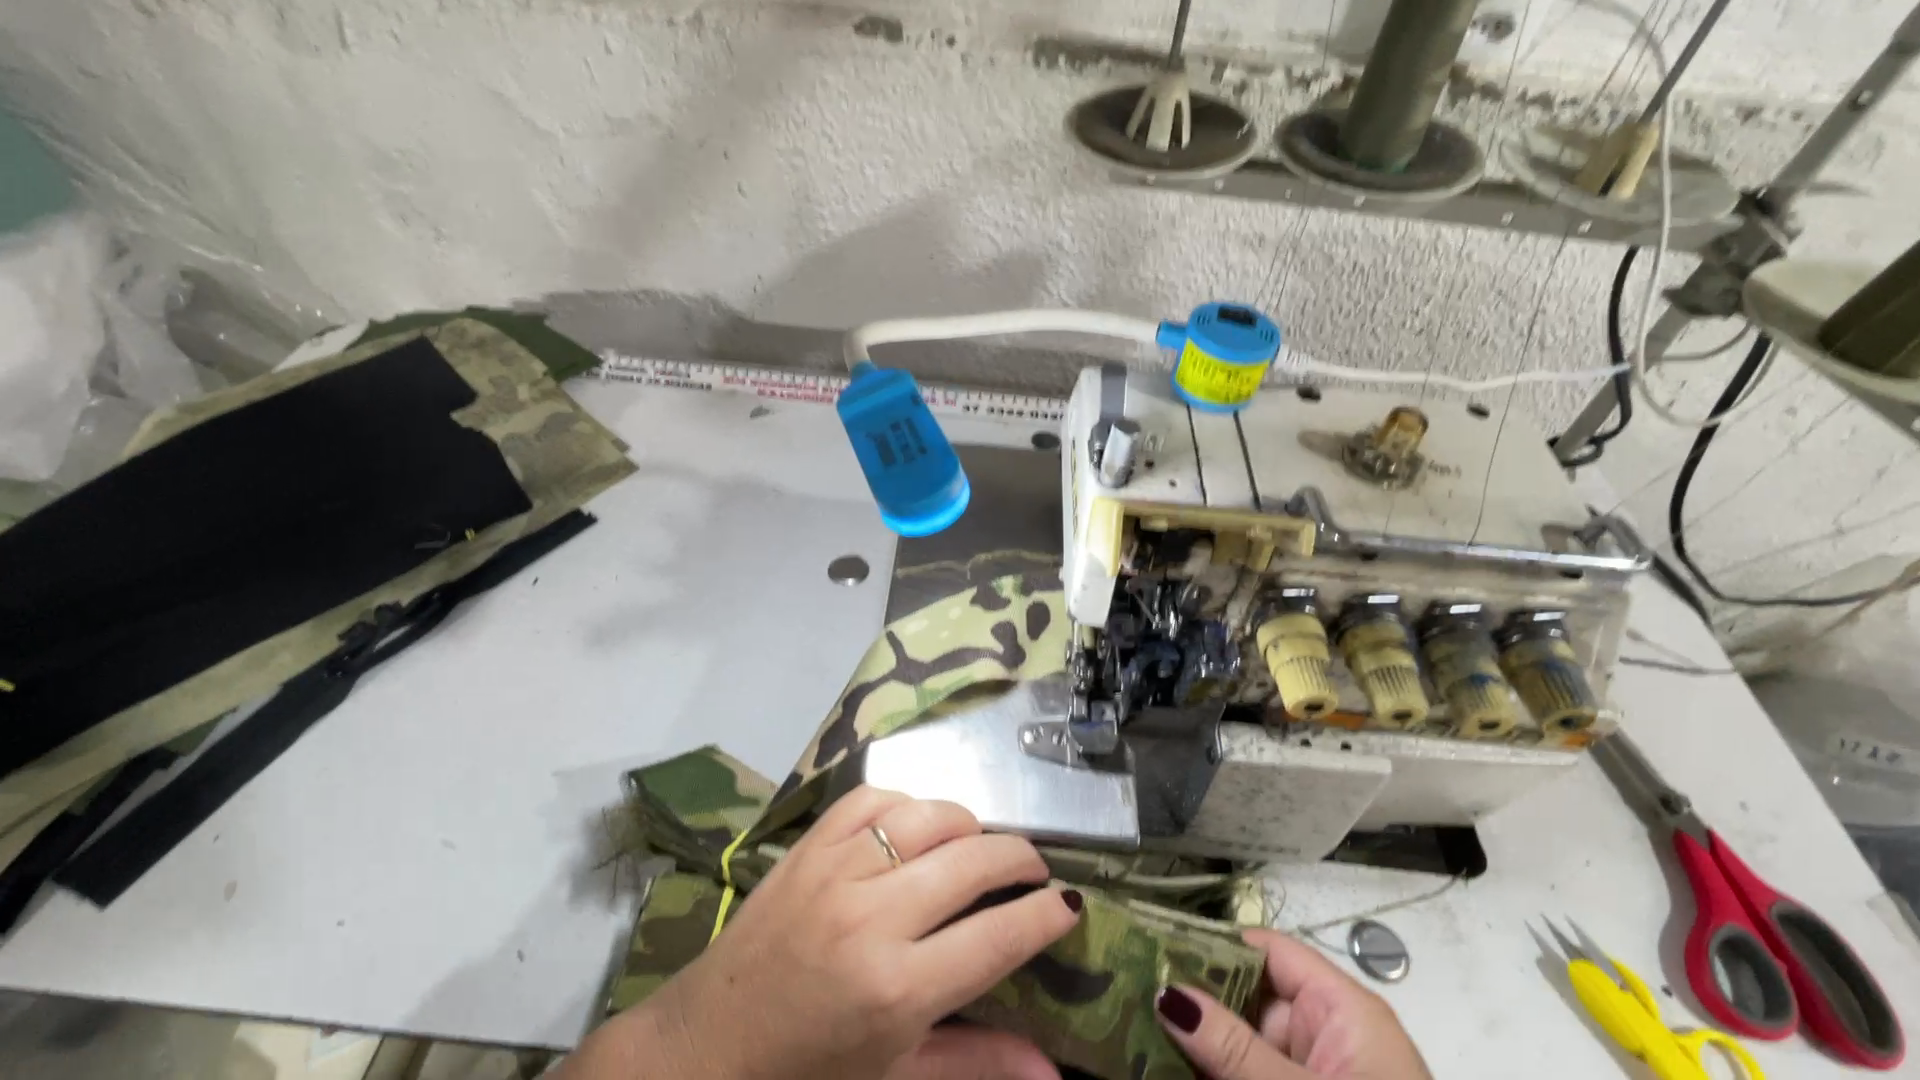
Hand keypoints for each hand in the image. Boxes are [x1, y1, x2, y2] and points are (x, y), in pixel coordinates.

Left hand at [568, 786, 1079, 1079]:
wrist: (703, 1050)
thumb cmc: (807, 1071)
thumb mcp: (896, 1076)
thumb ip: (976, 1062)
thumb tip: (1055, 1070)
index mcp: (899, 989)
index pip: (999, 935)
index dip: (1047, 914)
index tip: (1070, 903)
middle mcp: (872, 918)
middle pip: (973, 862)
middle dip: (1020, 860)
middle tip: (1033, 871)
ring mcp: (835, 872)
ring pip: (928, 817)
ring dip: (968, 826)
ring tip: (979, 846)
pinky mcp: (806, 848)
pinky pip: (871, 800)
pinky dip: (906, 804)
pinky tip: (916, 827)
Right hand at [1153, 928, 1431, 1079]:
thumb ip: (1233, 1047)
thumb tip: (1166, 992)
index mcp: (1341, 1007)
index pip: (1265, 949)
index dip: (1211, 943)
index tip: (1151, 943)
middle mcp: (1324, 1032)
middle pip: (1245, 996)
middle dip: (1191, 997)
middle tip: (1128, 989)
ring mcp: (1310, 1072)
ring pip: (1239, 1042)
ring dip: (1192, 1041)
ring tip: (1131, 1025)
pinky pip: (1245, 1073)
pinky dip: (1209, 1071)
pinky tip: (1159, 1063)